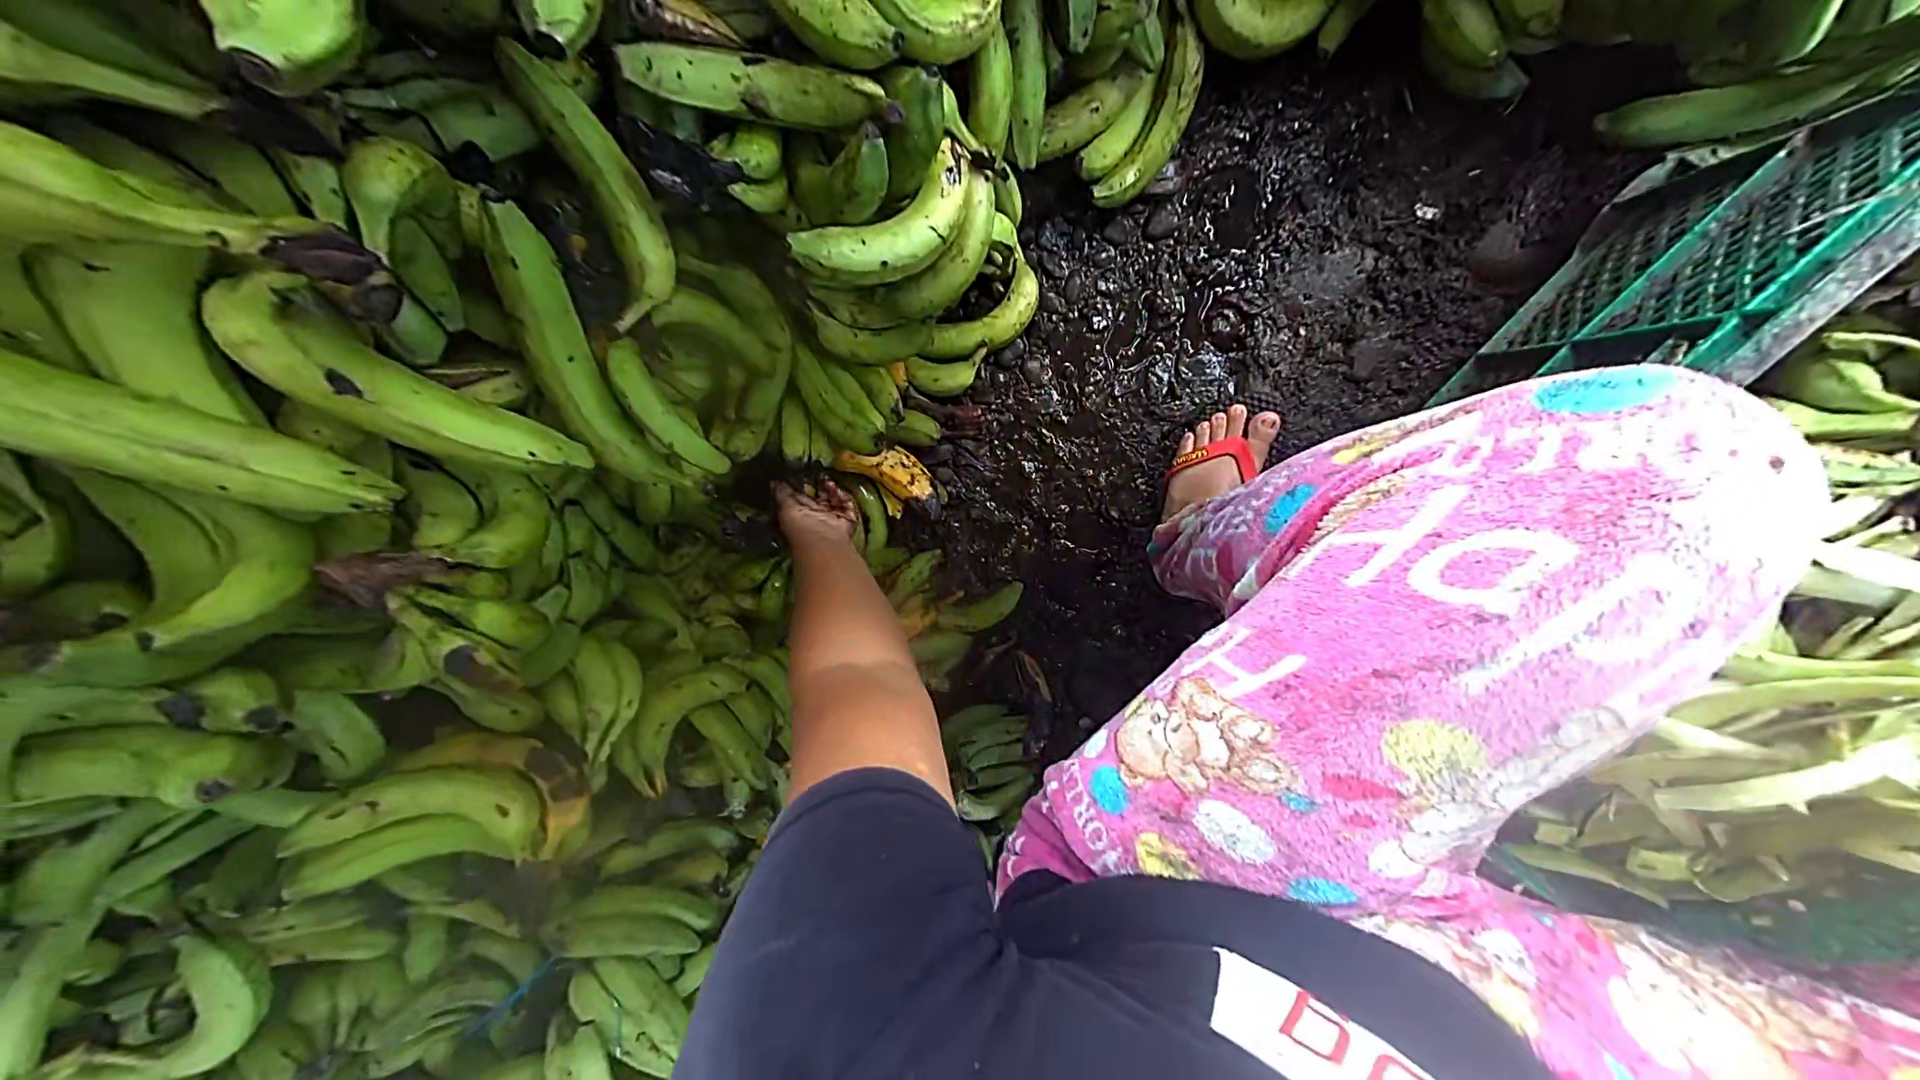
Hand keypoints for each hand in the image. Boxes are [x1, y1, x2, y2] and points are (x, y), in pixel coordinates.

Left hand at [773, 480, 858, 548]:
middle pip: (819, 494)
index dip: (802, 482)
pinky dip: (843, 496)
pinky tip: (837, 491)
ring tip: (828, 483)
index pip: (801, 494)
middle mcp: (815, 515)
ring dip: (831, 488)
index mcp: (798, 513)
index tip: (803, 470)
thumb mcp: (784, 506)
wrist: (823, 541)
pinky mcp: (847, 518)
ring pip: (833, 497)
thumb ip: (781, 492)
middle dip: (819, 483)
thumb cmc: (800, 526)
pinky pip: (847, 503)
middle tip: (819, 475)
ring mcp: (832, 516)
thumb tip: (774, 481)